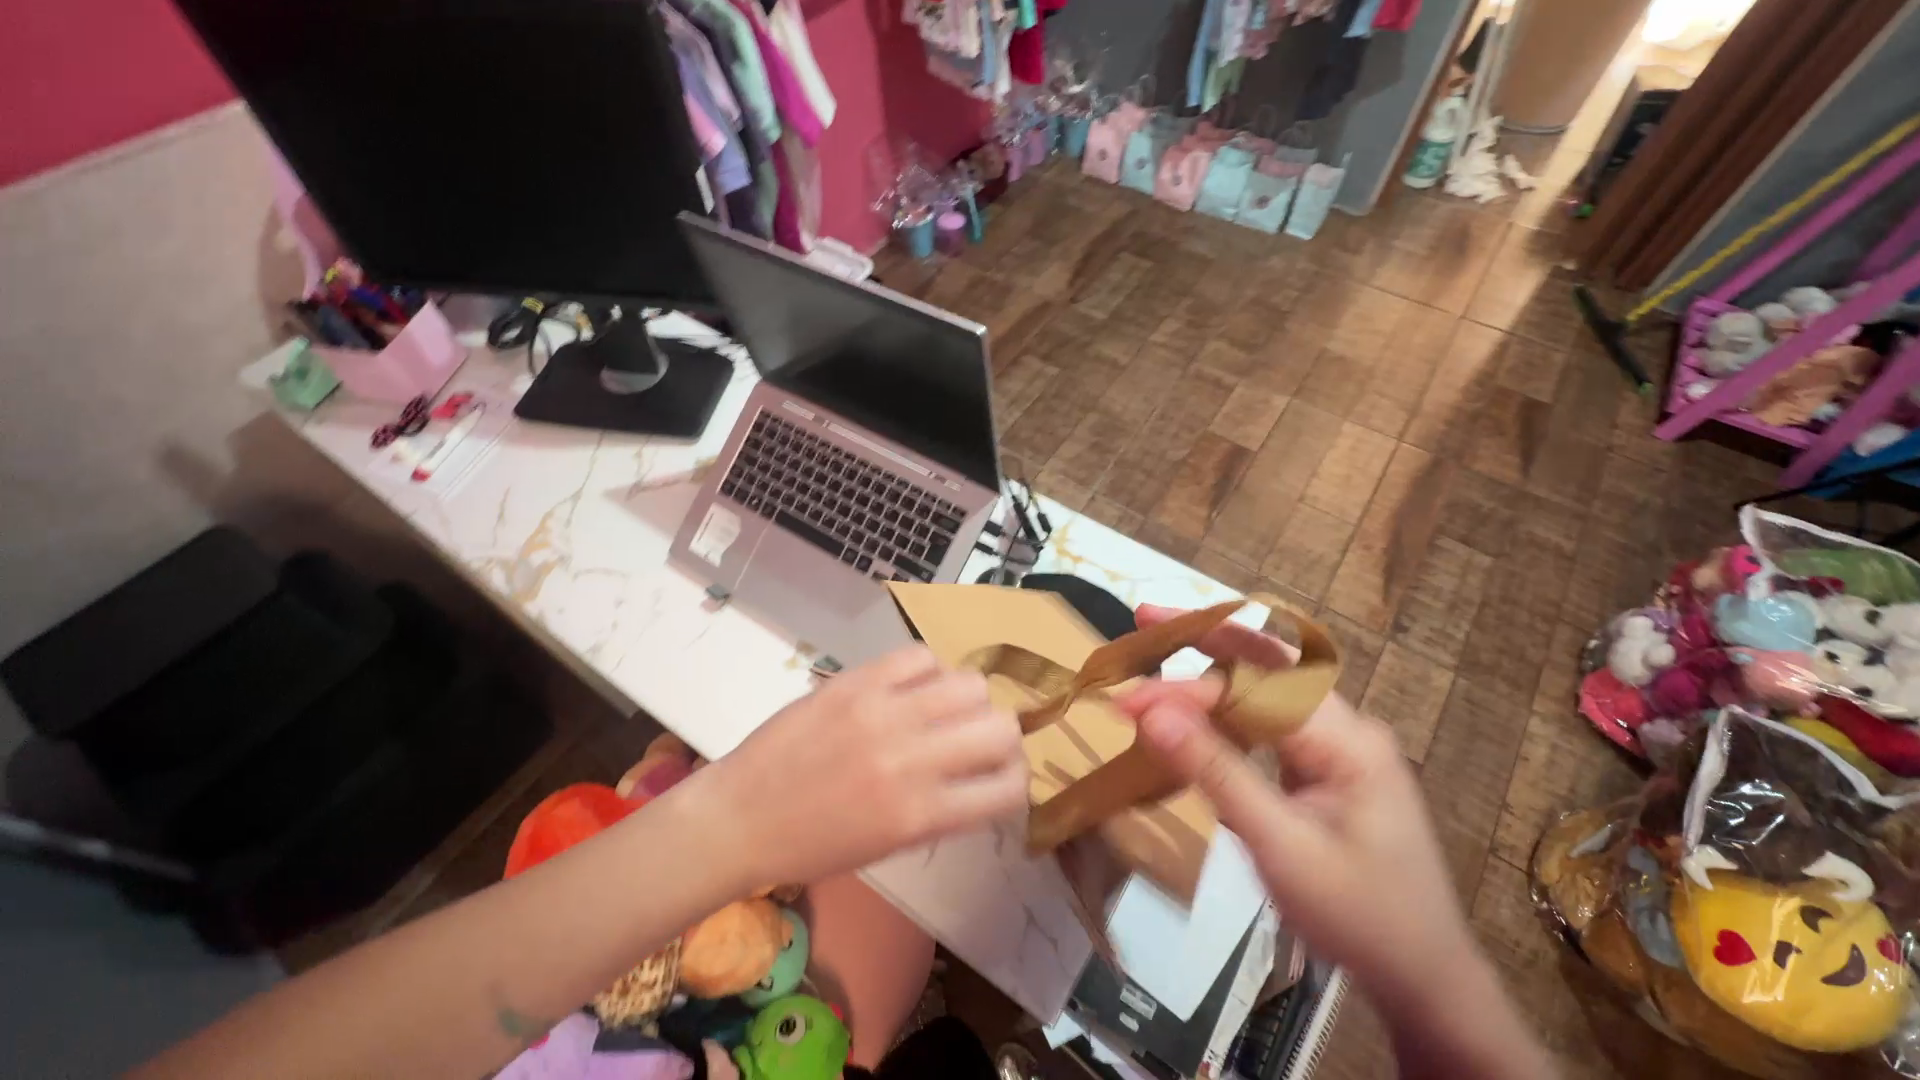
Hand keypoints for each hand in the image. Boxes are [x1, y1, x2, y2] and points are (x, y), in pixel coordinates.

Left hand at [701, 646, 1027, 886]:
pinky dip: (927, 671)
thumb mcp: (890, 845)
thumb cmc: (814, 847)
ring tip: (940, 711)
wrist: (740, 819)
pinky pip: (920, 656)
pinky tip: (909, 688)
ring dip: (967, 700)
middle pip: (1003, 727)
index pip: (1009, 787)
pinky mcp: (856, 682)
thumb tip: (983, 778)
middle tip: (973, 742)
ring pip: (971, 684)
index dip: (1014, 781)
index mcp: (922, 815)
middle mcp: (913, 761)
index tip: (999, 778)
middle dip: (1000, 737)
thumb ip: (943, 811)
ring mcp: (884, 714)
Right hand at [1113, 605, 1477, 1011]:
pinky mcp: (1327, 771)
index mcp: (1346, 738)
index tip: (1129, 697)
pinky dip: (1228, 715)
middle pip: (1267, 666)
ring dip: (1213, 676)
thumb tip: (1151, 712)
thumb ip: (1215, 772)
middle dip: (1204, 641)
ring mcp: (1340, 748)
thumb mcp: (1280, 846)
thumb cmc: (1359, 916)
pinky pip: (1272, 725)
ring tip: (1162, 660)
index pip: (1256, 682)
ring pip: (1268, 691)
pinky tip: (1198, 716)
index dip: (1187, 683)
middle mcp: (1346, 727)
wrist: (1426, 979)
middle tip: (1144, 622)